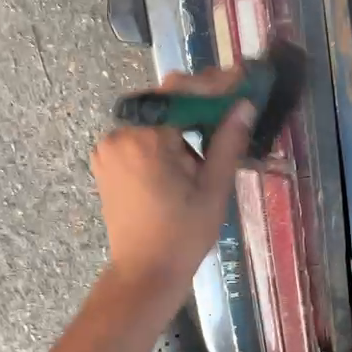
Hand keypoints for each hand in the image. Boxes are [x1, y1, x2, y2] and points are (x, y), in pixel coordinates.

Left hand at [90, 69, 254, 294]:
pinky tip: (184, 160)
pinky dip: (163, 140)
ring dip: (181, 125)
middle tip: (232, 110)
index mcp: (147, 140)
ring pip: (153, 120)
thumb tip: (244, 105)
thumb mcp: (214, 189)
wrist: (145, 272)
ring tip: (209, 146)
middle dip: (199, 105)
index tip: (241, 78)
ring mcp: (109, 149)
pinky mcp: (106, 162)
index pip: (181, 92)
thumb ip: (228, 142)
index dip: (213, 83)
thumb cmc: (183, 236)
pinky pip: (140, 138)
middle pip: (165, 103)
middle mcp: (120, 135)